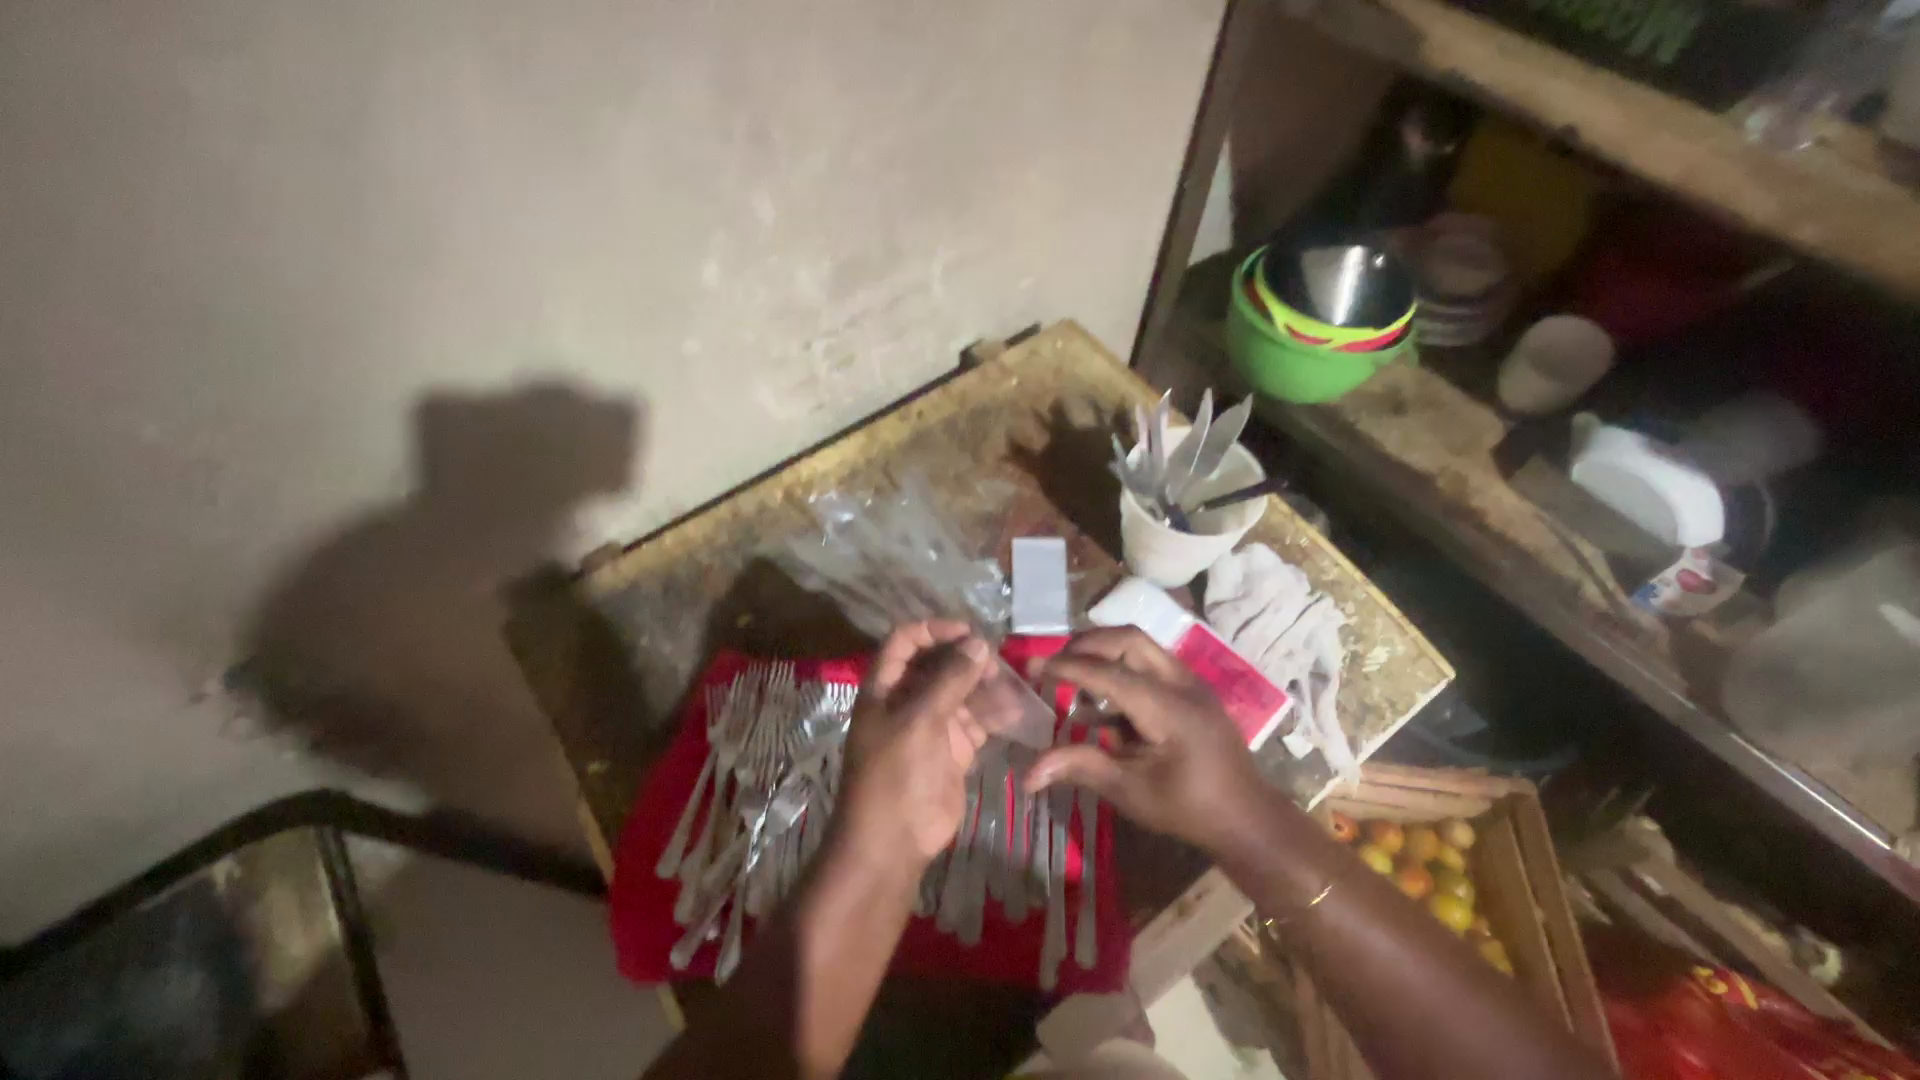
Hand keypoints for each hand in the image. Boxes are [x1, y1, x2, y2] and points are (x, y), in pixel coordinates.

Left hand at [834, 620, 991, 867]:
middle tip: (998, 663)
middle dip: (967, 659)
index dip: (934, 630)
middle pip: (939, 664)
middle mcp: (907, 700)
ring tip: (1014, 685)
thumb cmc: (894, 774)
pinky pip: (977, 722)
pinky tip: (1019, 710)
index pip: (906, 641)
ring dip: (986, 685)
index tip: (968, 632)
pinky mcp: (953, 750)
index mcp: (885, 687)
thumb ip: (949, 679)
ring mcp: (932, 725)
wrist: (893, 841)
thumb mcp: (918, 720)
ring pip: (962, 692)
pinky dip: (996, 714)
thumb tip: (979, 643)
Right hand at [1025, 627, 1269, 855]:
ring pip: (1142, 645)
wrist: (1247, 817)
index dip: (1067, 667)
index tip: (1032, 667)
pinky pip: (1152, 663)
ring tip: (1073, 676)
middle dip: (1086, 644)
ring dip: (1104, 652)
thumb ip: (1081, 767)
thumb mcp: (1131, 792)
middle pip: (1128, 639)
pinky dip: (1122, 668)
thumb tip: (1027, 773)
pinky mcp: (1193, 690)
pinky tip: (1102, 702)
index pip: (1109, 672)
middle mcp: (1182, 683)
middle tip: (1054, 663)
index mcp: (1168, 708)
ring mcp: (1192, 682)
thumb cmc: (1189, 808)